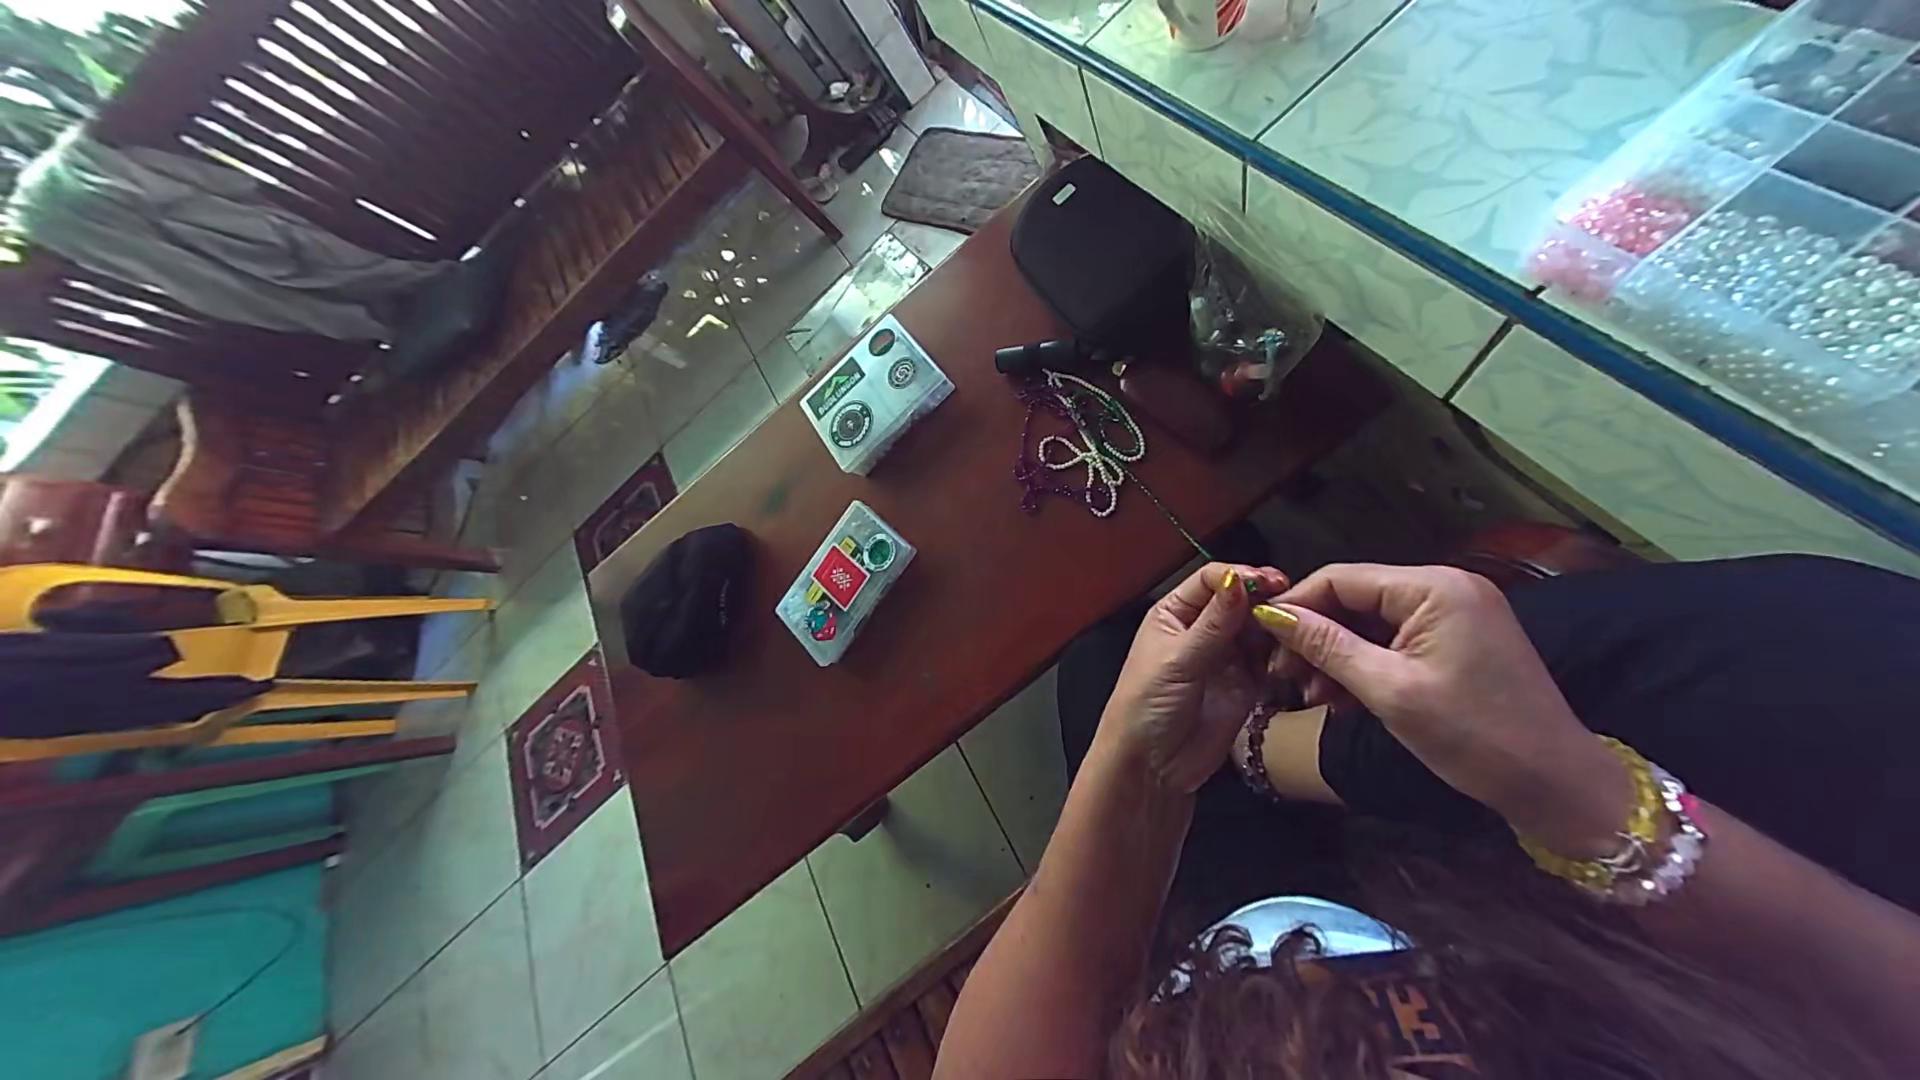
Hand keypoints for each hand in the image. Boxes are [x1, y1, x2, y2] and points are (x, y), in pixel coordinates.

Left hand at [1095, 563, 1288, 795]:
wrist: (1152, 765)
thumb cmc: (1145, 706)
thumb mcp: (1177, 661)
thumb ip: (1213, 624)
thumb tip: (1237, 581)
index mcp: (1174, 613)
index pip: (1211, 580)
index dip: (1240, 577)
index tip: (1271, 581)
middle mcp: (1201, 628)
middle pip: (1241, 601)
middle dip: (1266, 600)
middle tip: (1295, 605)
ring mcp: (1226, 655)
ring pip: (1260, 628)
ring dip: (1279, 627)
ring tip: (1298, 631)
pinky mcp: (1246, 682)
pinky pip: (1271, 659)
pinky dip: (1285, 655)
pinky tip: (1297, 654)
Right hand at [1252, 563, 1630, 855]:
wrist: (1560, 789)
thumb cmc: (1474, 736)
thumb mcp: (1387, 689)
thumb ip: (1324, 645)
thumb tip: (1268, 615)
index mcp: (1433, 588)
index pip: (1340, 578)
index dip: (1295, 606)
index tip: (1260, 639)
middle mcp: (1443, 588)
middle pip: (1352, 600)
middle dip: (1313, 637)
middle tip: (1281, 676)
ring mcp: (1451, 614)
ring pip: (1365, 624)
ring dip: (1332, 657)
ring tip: (1309, 697)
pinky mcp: (1453, 641)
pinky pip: (1389, 642)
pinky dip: (1360, 666)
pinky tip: (1337, 699)